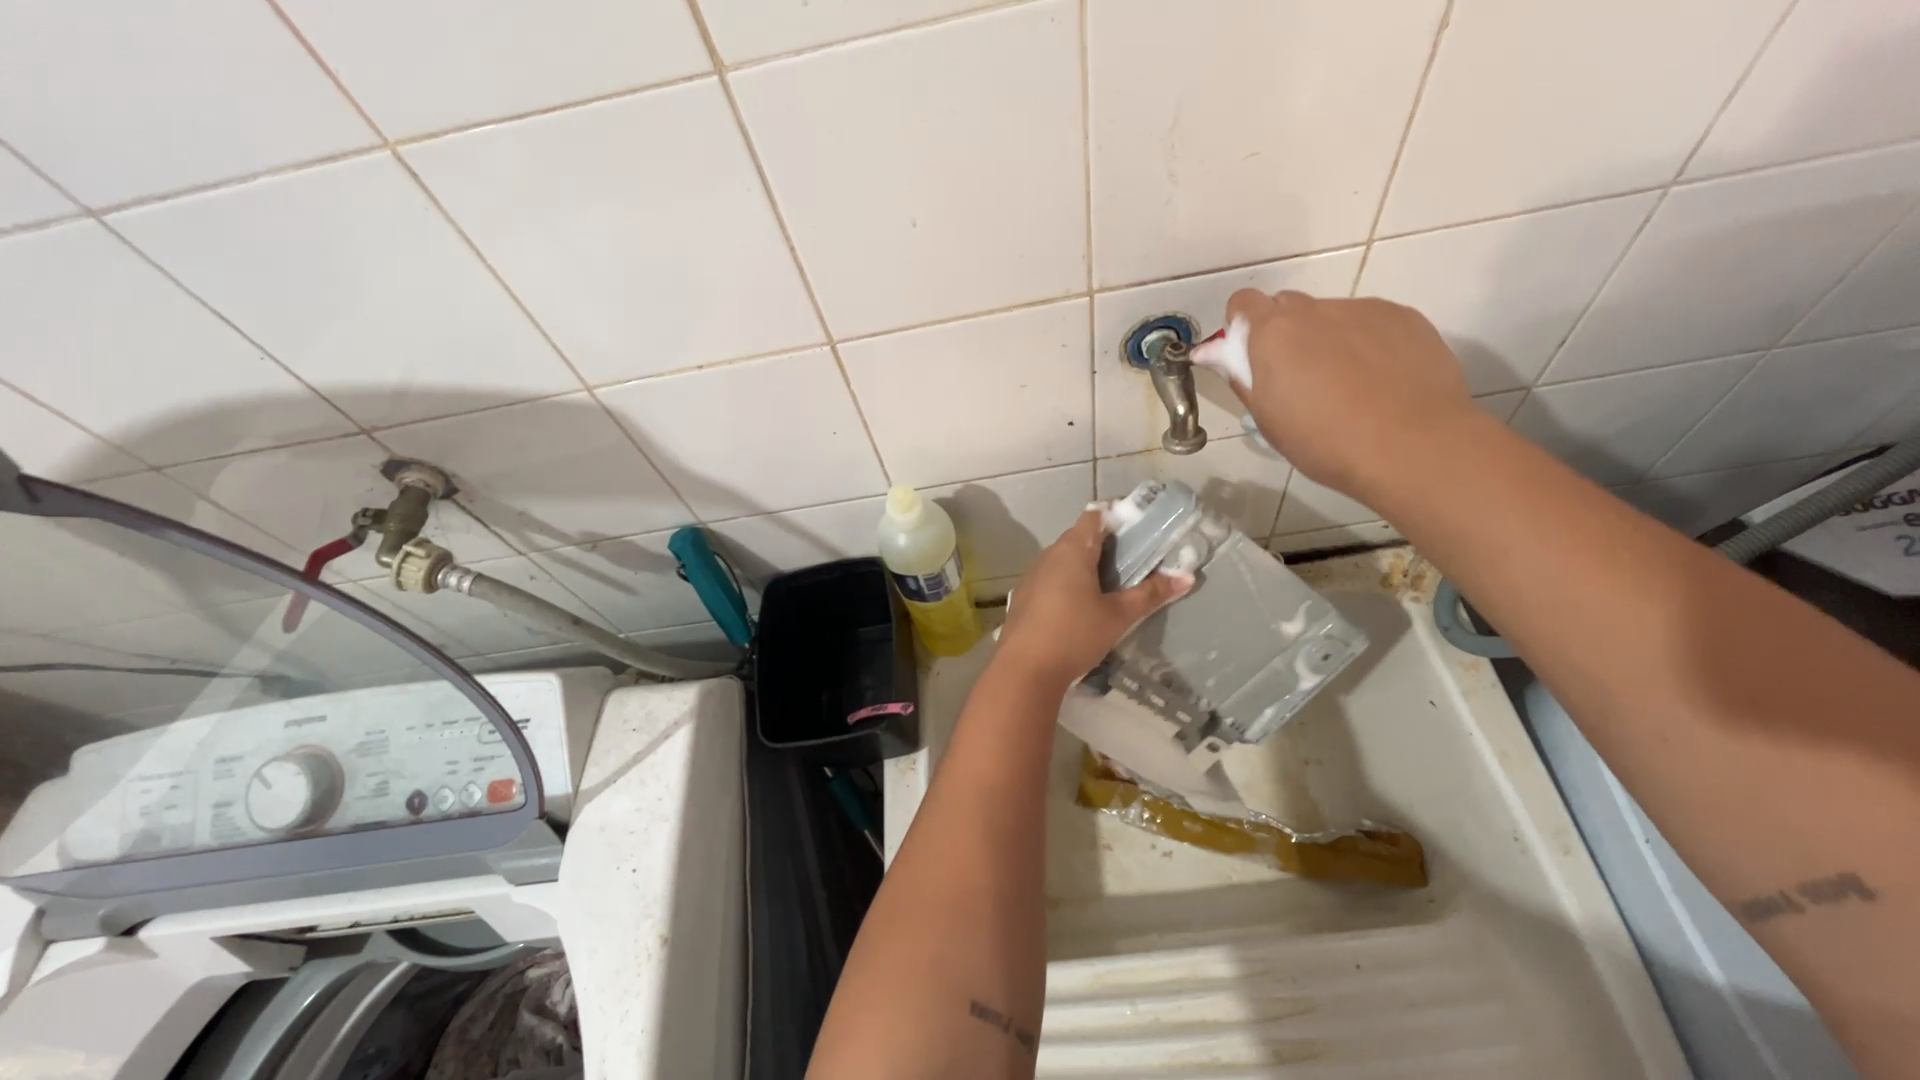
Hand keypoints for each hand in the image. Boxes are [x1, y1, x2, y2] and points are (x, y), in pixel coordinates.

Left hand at [993, 509, 1190, 689]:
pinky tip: (1082, 605)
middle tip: (1134, 558)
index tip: (1139, 526)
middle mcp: (1049, 555)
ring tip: (1112, 583)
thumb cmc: (1075, 635)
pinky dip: (1069, 582)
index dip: (1117, 514)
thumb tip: (1187, 578)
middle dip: (1106, 543)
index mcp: (1072, 549)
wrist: (1024, 670)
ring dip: (1086, 564)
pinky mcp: (1024, 597)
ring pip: (1064, 559)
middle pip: (1080, 537)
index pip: (1095, 515)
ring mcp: (1032, 576)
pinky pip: (1051, 579)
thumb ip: (1150, 594)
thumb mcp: (1118, 616)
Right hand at [1193, 290, 1479, 498]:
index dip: (1243, 326)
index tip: (1253, 357)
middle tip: (1300, 378)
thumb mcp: (1269, 420)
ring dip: (1330, 339)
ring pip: (1333, 316)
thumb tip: (1223, 355)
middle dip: (1287, 333)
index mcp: (1274, 333)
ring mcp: (1363, 309)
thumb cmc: (1327, 442)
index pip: (1243, 303)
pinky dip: (1369, 343)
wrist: (1414, 446)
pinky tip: (1382, 381)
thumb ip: (1243, 379)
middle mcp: (1315, 309)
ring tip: (1351, 386)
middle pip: (1289, 307)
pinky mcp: (1404, 317)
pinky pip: (1373, 323)